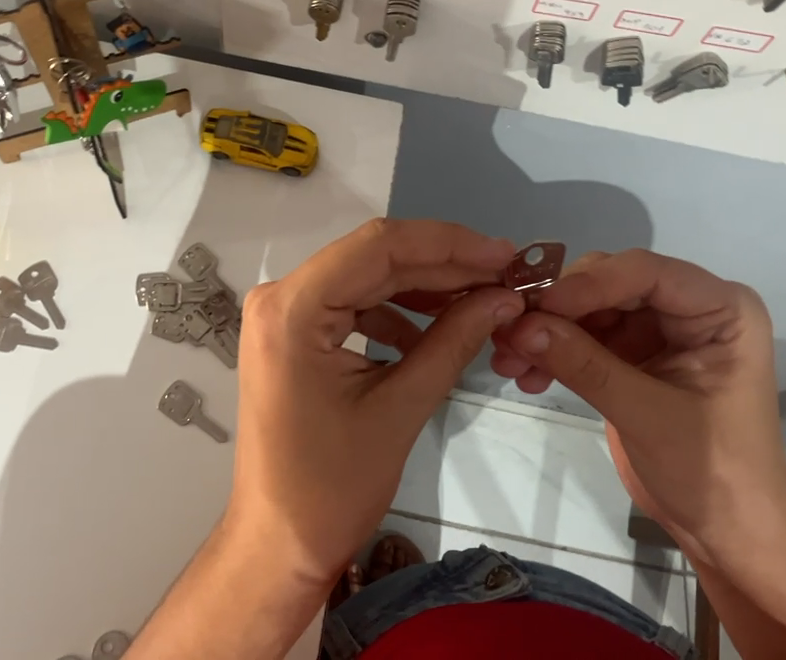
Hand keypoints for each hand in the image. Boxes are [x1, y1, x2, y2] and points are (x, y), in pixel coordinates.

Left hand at [225, 219, 520, 587]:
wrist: (278, 542)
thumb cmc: (331, 487)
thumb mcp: (399, 409)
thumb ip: (452, 341)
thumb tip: (505, 297)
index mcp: (292, 309)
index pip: (378, 248)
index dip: (447, 243)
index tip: (504, 254)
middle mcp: (279, 296)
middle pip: (372, 259)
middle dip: (442, 264)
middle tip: (506, 273)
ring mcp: (282, 313)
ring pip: (365, 278)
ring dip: (423, 286)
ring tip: (483, 298)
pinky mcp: (293, 332)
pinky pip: (352, 304)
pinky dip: (396, 311)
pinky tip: (437, 327)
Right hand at [489, 250, 785, 571]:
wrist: (729, 534)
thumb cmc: (713, 473)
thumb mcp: (648, 416)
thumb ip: (585, 365)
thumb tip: (520, 326)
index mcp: (720, 309)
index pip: (646, 272)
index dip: (589, 284)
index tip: (535, 307)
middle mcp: (689, 308)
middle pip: (610, 284)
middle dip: (558, 308)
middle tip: (509, 330)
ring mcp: (658, 331)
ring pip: (588, 308)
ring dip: (546, 329)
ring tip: (506, 357)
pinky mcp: (632, 355)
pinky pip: (583, 337)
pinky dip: (552, 351)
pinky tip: (523, 375)